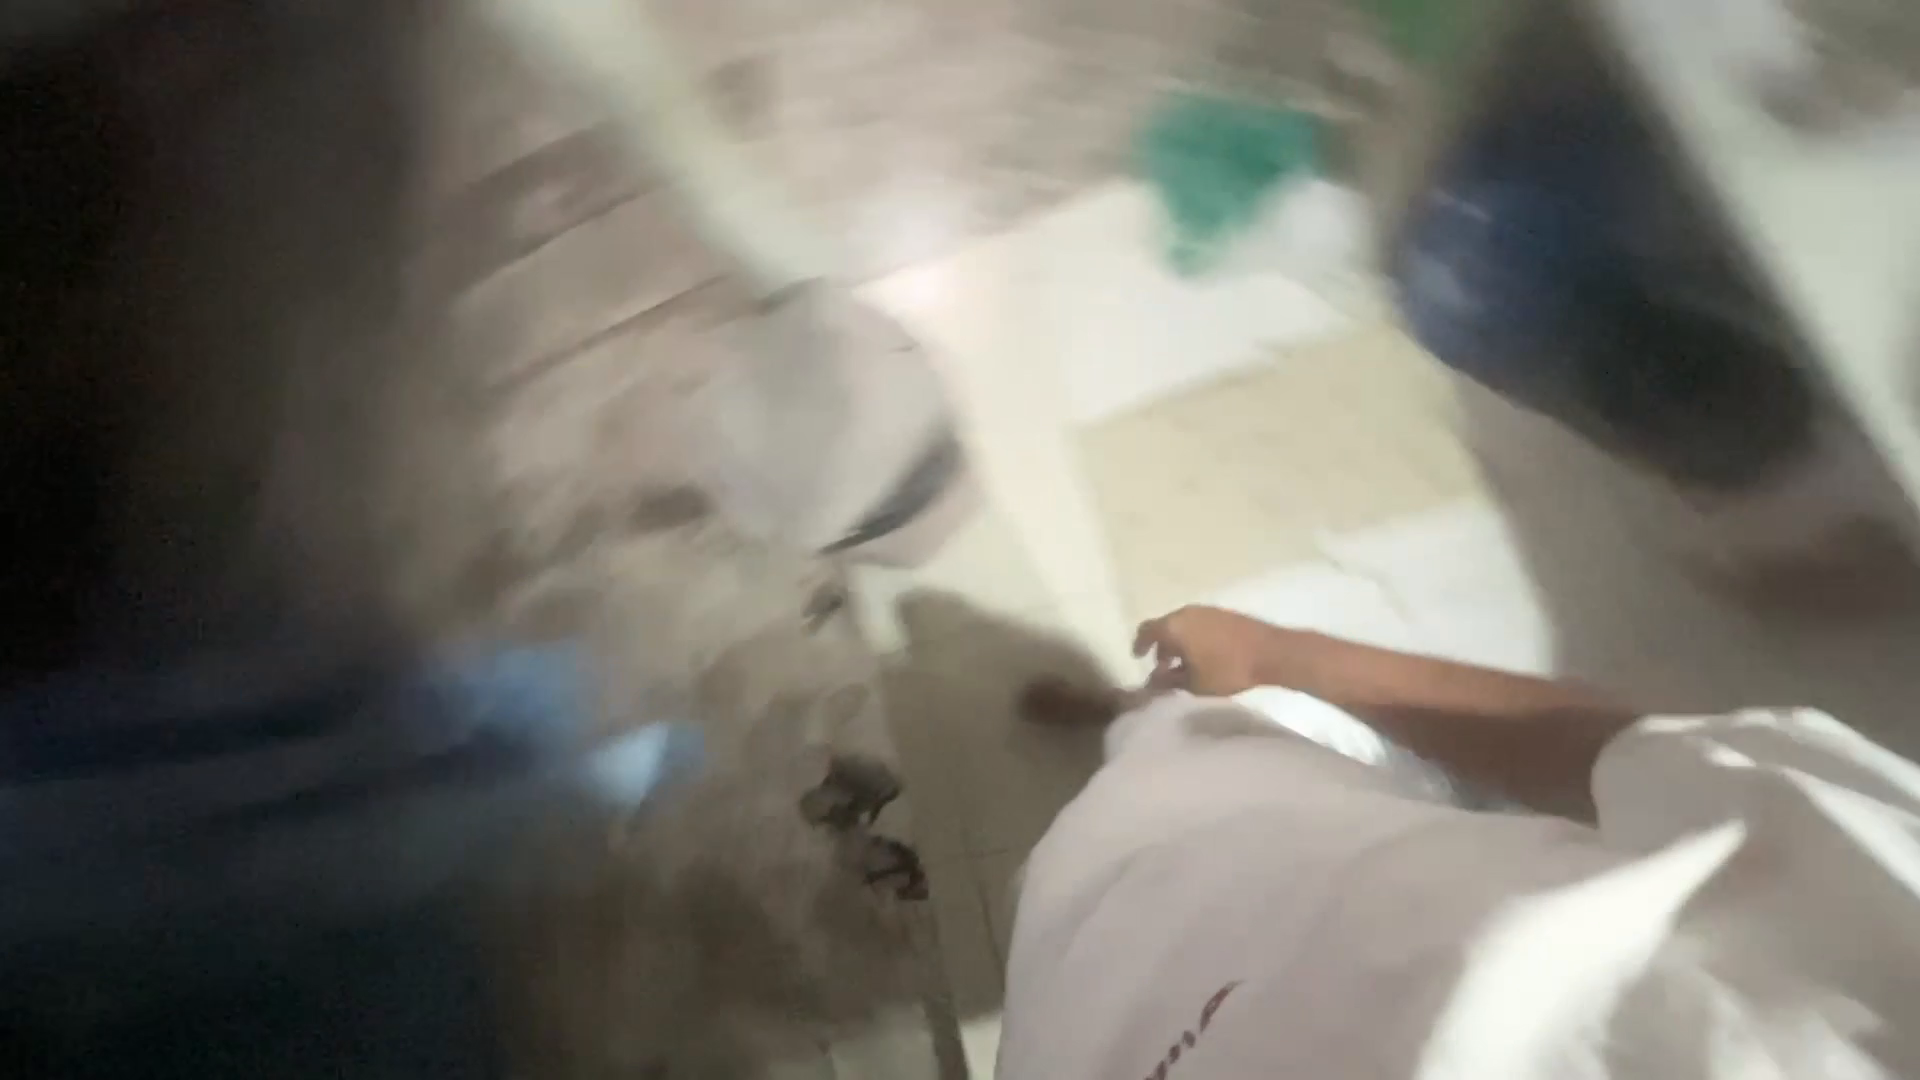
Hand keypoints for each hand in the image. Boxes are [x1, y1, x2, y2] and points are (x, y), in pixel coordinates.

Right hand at [1132, 606, 1280, 696]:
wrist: (1272, 652)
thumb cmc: (1228, 669)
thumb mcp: (1194, 684)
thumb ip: (1169, 682)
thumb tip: (1152, 682)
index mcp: (1174, 626)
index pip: (1146, 631)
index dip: (1140, 644)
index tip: (1138, 657)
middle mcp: (1186, 613)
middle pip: (1165, 627)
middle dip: (1161, 647)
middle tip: (1163, 667)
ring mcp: (1207, 611)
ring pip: (1183, 625)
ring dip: (1179, 643)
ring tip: (1185, 664)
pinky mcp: (1224, 614)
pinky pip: (1199, 624)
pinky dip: (1194, 638)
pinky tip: (1204, 656)